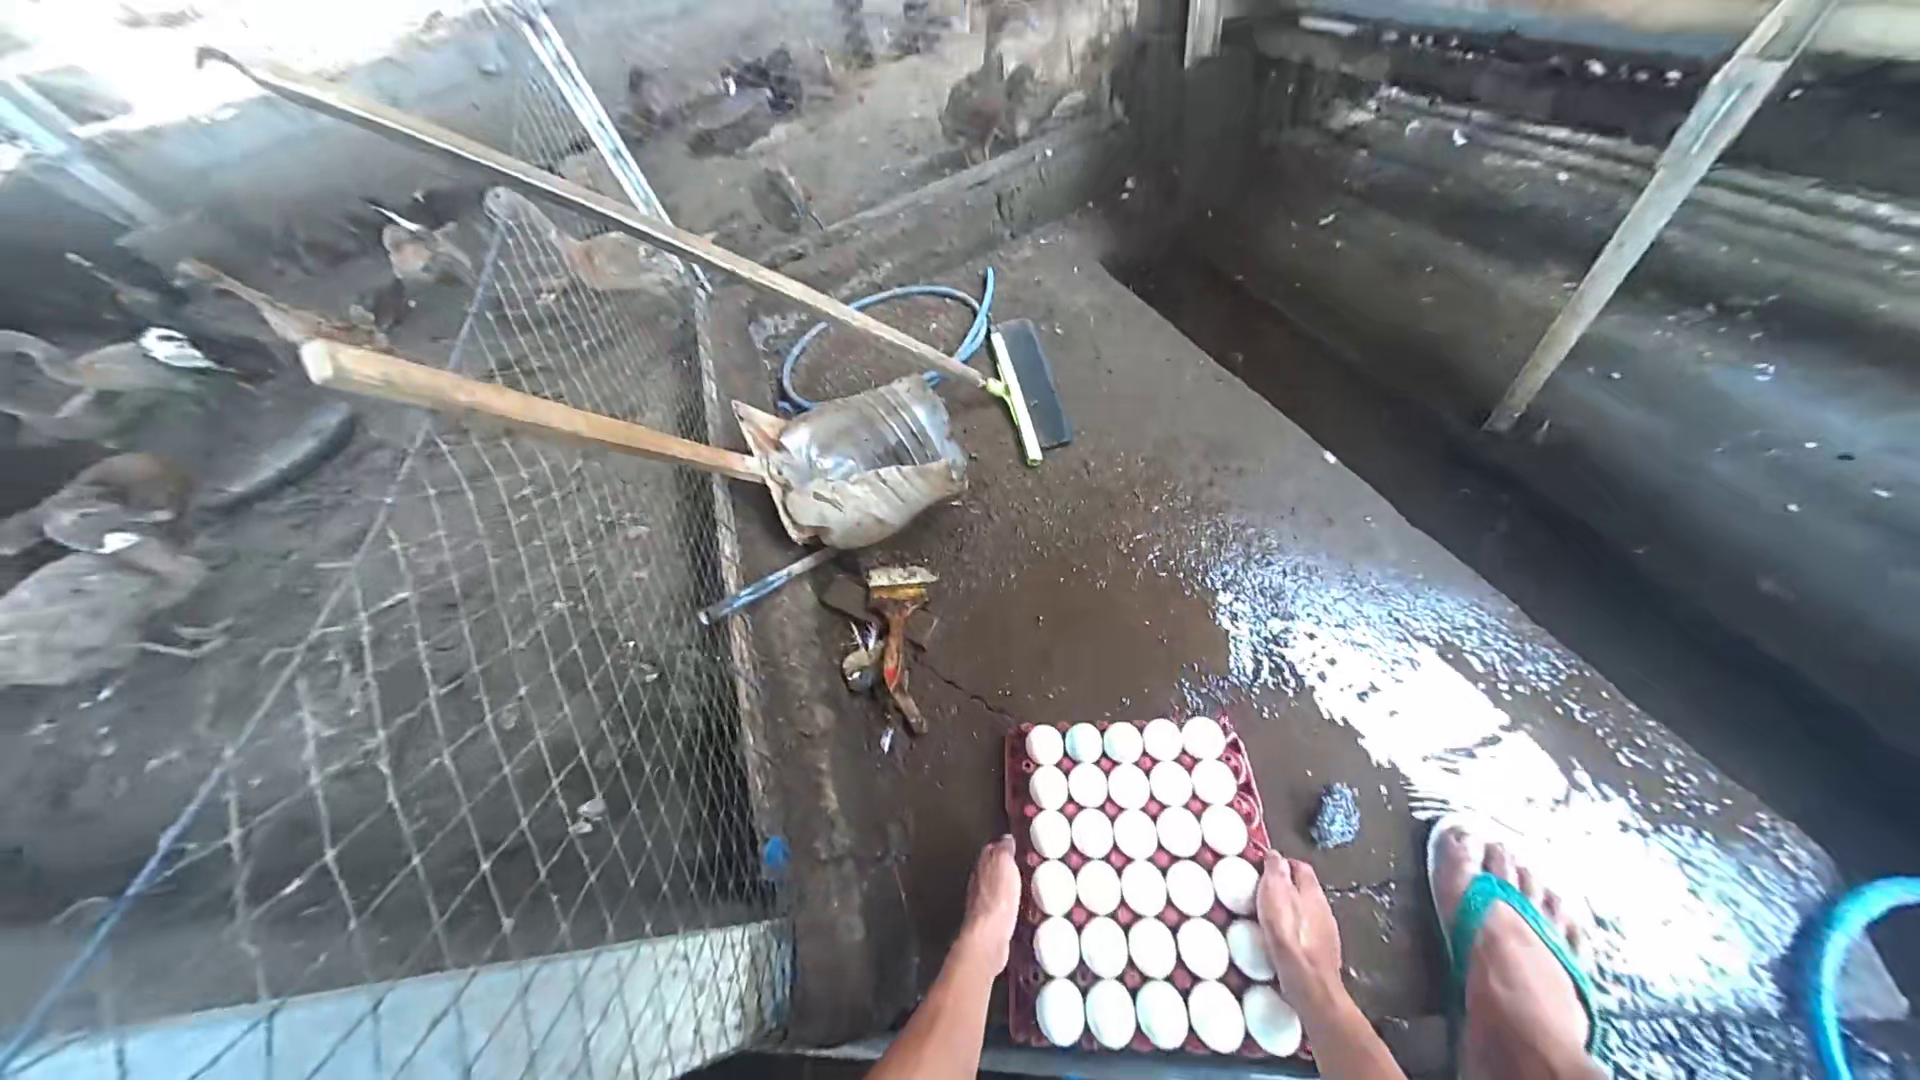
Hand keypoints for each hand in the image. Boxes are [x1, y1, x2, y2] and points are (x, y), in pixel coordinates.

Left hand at [957, 835, 1019, 971]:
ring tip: (1028, 889)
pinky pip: (1004, 908)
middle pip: (995, 868)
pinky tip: (1022, 910)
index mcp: (983, 862)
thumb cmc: (997, 898)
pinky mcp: (991, 922)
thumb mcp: (1005, 862)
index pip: (994, 847)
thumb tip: (1006, 838)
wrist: (989, 937)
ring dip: (1011, 888)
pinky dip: (1012, 906)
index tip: (1020, 847)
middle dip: (1009, 868)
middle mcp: (979, 880)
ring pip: (998, 888)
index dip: (1007, 846)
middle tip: (1028, 868)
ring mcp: (983, 902)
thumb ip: (1005, 848)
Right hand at [1257, 851, 1343, 1007]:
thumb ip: (1275, 869)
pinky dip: (1295, 932)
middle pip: (1305, 890)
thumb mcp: (1273, 889)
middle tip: (1264, 892)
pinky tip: (1282, 941)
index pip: (1300, 866)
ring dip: (1291, 911)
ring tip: (1269, 916)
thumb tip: (1275, 855)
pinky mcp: (1324, 955)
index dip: (1283, 864)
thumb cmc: (1286, 929)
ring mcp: (1327, 933)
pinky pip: (1308, 935)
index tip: (1264, 868)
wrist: (1307, 979)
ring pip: (1307, 913)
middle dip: (1286, 888)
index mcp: (1312, 889)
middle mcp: (1324, 908)